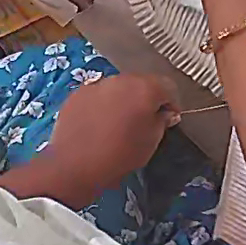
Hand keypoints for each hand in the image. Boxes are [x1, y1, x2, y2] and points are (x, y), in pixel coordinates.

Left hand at [30, 72, 178, 204]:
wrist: (74, 164)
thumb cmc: (120, 155)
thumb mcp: (151, 142)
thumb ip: (161, 122)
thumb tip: (164, 113)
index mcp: (145, 88)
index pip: (168, 87)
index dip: (171, 103)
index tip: (169, 117)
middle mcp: (120, 80)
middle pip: (140, 84)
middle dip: (145, 99)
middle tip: (143, 121)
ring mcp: (96, 85)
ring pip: (117, 88)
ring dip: (121, 100)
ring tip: (117, 124)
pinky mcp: (77, 94)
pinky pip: (96, 96)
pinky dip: (101, 105)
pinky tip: (97, 125)